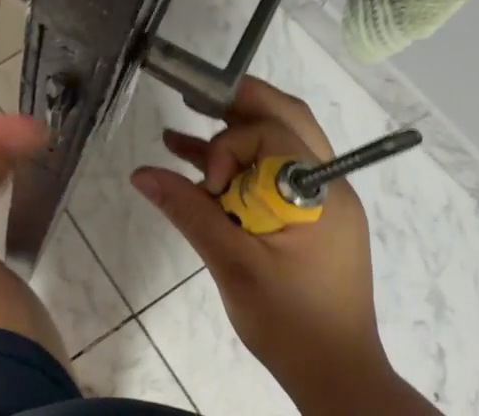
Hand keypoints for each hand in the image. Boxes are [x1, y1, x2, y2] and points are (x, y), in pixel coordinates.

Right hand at [131, 77, 403, 407]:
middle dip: (236, 106)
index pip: (272, 132)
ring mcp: (319, 202)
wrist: (337, 379)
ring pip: (276, 143)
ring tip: (177, 136)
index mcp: (318, 193)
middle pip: (284, 120)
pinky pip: (271, 174)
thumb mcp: (233, 265)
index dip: (230, 143)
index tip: (208, 183)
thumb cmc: (291, 322)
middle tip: (193, 98)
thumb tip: (141, 173)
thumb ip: (189, 212)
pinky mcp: (307, 219)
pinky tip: (191, 167)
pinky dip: (237, 167)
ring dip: (230, 136)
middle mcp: (327, 186)